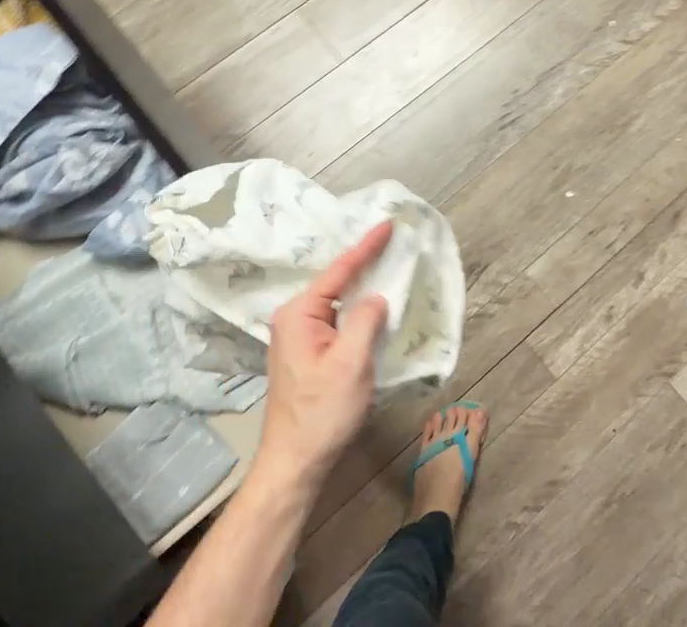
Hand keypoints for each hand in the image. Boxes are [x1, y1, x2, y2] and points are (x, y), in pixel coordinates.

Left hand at [253, 221, 392, 481]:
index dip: (366, 247)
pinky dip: (357, 308)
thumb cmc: (322, 412)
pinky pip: (337, 318)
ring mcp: (299, 337)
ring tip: (388, 263)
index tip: (388, 223)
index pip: (338, 270)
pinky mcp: (308, 354)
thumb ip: (366, 321)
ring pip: (337, 301)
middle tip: (392, 238)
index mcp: (299, 314)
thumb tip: (377, 297)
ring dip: (362, 285)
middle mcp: (294, 319)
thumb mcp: (350, 363)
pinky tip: (374, 304)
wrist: (296, 461)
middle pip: (335, 281)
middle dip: (363, 260)